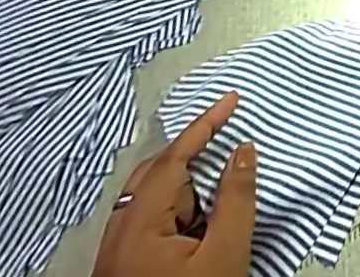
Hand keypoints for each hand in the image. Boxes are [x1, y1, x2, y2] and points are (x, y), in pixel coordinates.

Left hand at [93, 92, 256, 276]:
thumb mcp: (226, 250)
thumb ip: (237, 194)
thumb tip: (243, 151)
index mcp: (137, 229)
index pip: (174, 159)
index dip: (205, 124)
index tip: (232, 99)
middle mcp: (117, 238)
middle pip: (154, 175)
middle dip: (194, 153)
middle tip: (229, 135)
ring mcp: (116, 257)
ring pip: (152, 199)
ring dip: (188, 187)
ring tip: (219, 200)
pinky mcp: (123, 270)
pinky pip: (151, 221)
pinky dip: (180, 209)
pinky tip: (201, 223)